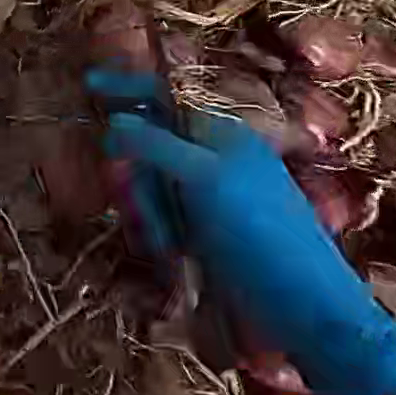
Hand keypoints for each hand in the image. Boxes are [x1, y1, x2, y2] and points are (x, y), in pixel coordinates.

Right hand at [87, 68, 395, 394]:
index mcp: (220, 133)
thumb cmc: (260, 231)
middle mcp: (211, 159)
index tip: (89, 82)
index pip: (165, 98)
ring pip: (150, 184)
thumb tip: (115, 121)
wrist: (306, 311)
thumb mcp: (205, 178)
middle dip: (138, 175)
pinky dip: (156, 231)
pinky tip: (170, 254)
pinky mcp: (201, 232)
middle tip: (146, 208)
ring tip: (168, 243)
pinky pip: (161, 216)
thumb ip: (156, 145)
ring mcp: (205, 197)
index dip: (128, 88)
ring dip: (147, 211)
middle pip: (149, 146)